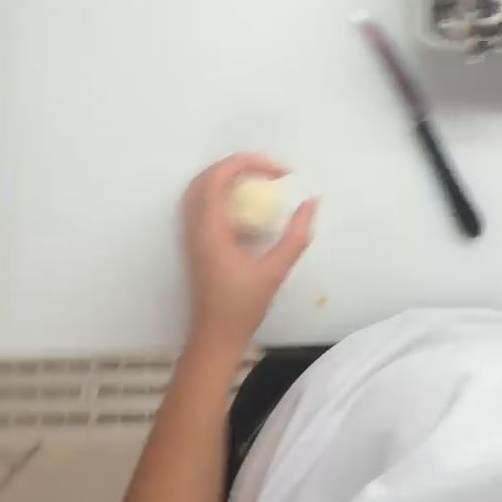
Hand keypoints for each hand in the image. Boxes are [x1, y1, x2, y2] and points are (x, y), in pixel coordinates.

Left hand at [180, 153, 318, 356]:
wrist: (214, 337)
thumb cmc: (242, 307)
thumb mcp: (275, 271)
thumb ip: (296, 236)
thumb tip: (312, 202)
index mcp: (210, 229)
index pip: (220, 177)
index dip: (250, 164)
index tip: (280, 173)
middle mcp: (194, 226)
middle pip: (207, 176)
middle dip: (239, 166)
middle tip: (271, 173)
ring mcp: (190, 234)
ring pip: (199, 188)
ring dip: (227, 177)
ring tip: (258, 182)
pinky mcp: (194, 242)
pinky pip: (200, 204)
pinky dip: (221, 193)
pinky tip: (246, 206)